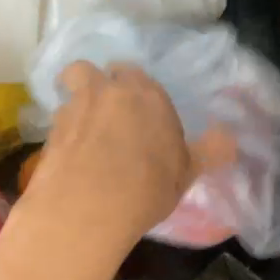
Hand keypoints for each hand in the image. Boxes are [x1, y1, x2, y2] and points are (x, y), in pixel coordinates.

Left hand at [16, 61, 221, 257]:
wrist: (88, 208)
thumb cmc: (148, 187)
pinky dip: (67, 131)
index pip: (139, 75)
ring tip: (90, 130)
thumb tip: (230, 137)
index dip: (141, 91)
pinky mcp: (49, 131)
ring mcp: (74, 108)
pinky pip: (59, 120)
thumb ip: (210, 150)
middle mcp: (108, 92)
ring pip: (72, 88)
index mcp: (148, 95)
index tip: (147, 113)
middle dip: (102, 84)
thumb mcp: (189, 172)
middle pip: (96, 71)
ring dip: (80, 102)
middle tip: (113, 112)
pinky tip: (76, 155)